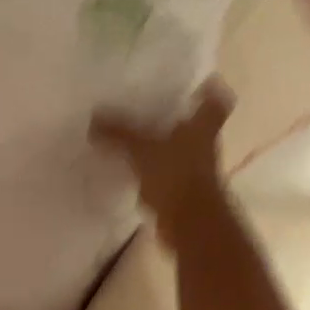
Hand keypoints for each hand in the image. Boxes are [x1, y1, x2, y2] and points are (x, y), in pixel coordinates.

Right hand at [91, 82, 231, 247]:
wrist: (190, 225)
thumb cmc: (175, 177)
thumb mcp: (141, 150)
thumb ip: (118, 134)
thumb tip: (93, 118)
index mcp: (203, 125)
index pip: (215, 101)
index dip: (208, 91)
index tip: (196, 85)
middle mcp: (205, 145)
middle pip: (199, 126)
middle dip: (181, 119)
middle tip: (157, 110)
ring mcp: (197, 172)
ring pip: (183, 152)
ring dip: (167, 148)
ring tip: (140, 141)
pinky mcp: (184, 195)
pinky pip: (169, 176)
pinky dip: (156, 174)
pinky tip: (137, 173)